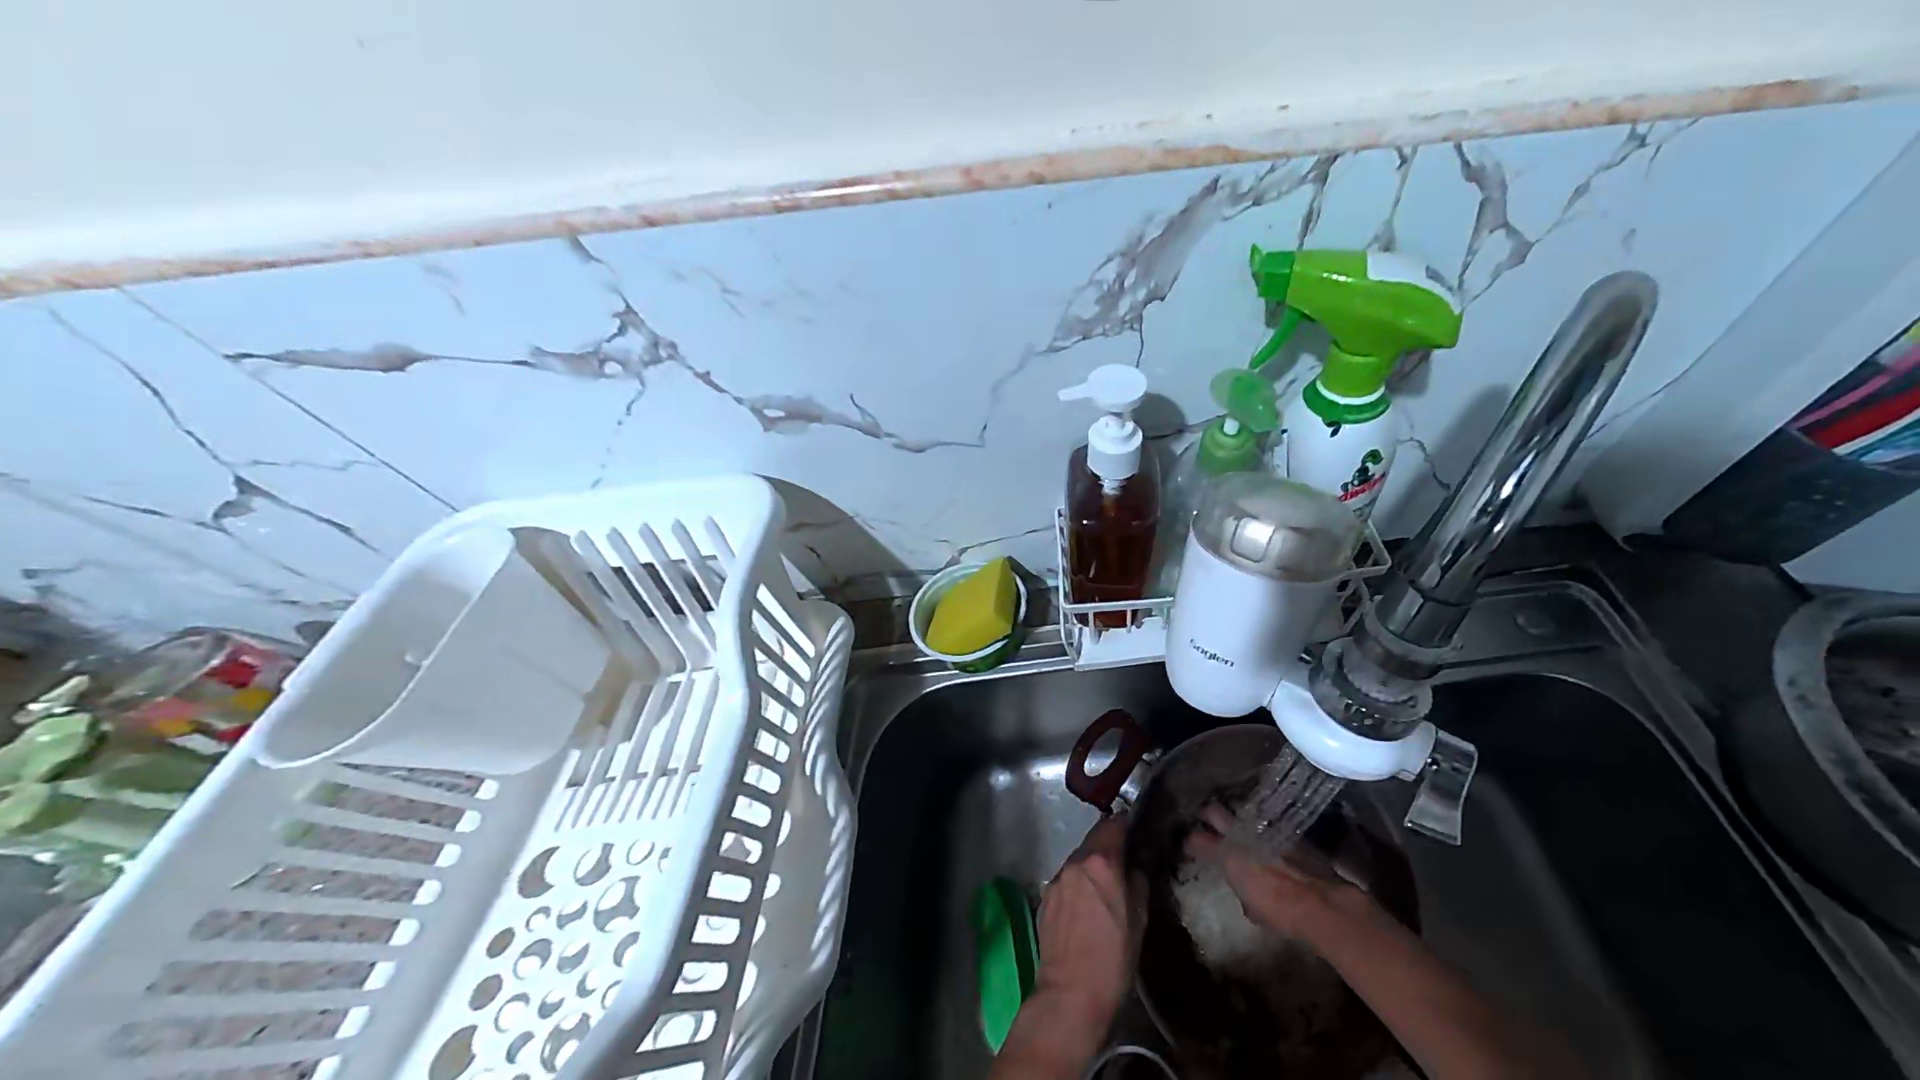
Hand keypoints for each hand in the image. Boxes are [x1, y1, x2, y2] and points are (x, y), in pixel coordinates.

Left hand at [1034, 813, 1133, 1019]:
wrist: (1070, 992)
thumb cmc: (1112, 957)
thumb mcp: (1139, 920)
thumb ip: (1137, 882)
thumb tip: (1136, 864)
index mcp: (1099, 863)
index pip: (1112, 826)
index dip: (1125, 825)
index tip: (1136, 830)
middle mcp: (1073, 864)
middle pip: (1093, 842)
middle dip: (1108, 847)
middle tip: (1125, 861)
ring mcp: (1055, 880)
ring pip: (1078, 862)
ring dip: (1092, 867)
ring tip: (1107, 887)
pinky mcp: (1045, 898)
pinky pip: (1066, 881)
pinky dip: (1078, 884)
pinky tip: (1087, 906)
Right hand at [1185, 806, 1366, 942]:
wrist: (1322, 905)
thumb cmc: (1280, 911)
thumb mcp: (1253, 908)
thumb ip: (1242, 890)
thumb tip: (1245, 889)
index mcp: (1227, 854)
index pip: (1196, 840)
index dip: (1190, 843)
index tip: (1189, 848)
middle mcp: (1242, 834)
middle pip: (1214, 811)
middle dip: (1207, 815)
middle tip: (1206, 821)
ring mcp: (1268, 830)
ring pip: (1244, 815)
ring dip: (1239, 823)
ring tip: (1240, 831)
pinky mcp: (1291, 833)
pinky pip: (1271, 827)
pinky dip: (1267, 834)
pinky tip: (1271, 844)